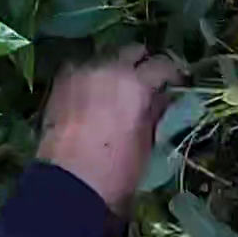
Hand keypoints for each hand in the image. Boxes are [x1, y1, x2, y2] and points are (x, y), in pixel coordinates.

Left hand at [37, 45, 181, 209]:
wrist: (68, 186)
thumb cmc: (115, 172)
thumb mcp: (146, 143)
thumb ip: (155, 112)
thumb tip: (161, 97)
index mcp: (136, 84)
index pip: (162, 64)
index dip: (172, 72)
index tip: (175, 81)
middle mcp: (110, 68)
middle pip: (132, 51)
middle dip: (142, 62)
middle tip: (146, 79)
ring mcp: (83, 71)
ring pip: (106, 56)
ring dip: (115, 67)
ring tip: (116, 86)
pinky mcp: (62, 81)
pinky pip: (82, 68)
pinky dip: (91, 75)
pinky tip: (91, 91)